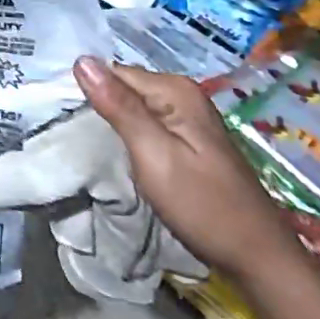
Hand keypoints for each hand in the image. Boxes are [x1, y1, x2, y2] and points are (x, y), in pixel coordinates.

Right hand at [73, 56, 303, 283]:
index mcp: (175, 91)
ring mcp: (185, 118)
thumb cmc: (204, 206)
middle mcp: (182, 95)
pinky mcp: (184, 139)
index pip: (109, 73)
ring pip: (127, 106)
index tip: (61, 116)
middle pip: (119, 87)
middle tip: (70, 131)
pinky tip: (112, 149)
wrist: (258, 258)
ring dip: (107, 120)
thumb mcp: (154, 154)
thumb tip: (81, 60)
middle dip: (95, 105)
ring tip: (85, 140)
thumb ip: (119, 106)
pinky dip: (123, 133)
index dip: (85, 93)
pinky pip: (140, 122)